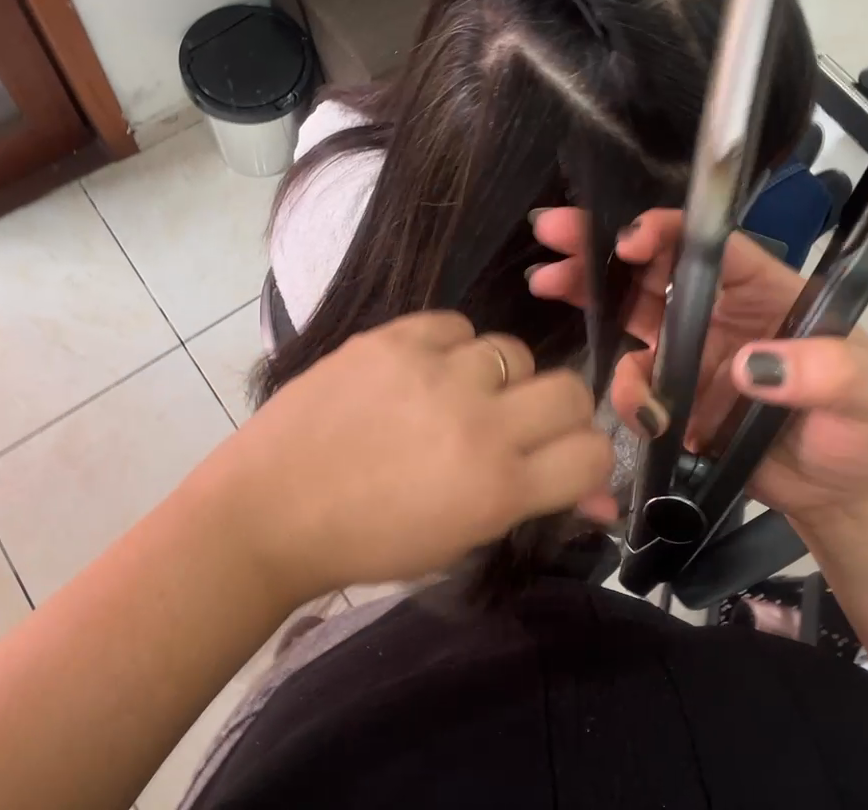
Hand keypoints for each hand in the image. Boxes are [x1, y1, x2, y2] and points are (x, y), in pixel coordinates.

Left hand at [196, 312, 615, 601]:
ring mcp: (433, 372)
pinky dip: (449, 347)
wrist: (270, 509)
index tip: (564, 460)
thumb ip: (528, 508)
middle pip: (570, 390)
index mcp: (497, 488)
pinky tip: (420, 373)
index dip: (588, 457)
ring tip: (455, 397)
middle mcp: (478, 422)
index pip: (594, 453)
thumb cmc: (365, 543)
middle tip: (519, 424)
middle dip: (557, 411)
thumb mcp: (457, 542)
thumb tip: (597, 498)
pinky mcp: (390, 339)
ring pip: (511, 350)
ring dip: (497, 378)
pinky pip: (453, 324)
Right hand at [526, 208, 867, 518]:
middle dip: (601, 246)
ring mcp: (691, 354)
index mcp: (767, 292)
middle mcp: (721, 313)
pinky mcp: (674, 397)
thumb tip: (754, 365)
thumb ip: (832, 374)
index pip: (713, 248)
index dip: (668, 234)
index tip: (629, 239)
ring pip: (629, 314)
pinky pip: (635, 383)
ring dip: (588, 297)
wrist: (845, 497)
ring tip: (548, 285)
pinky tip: (639, 412)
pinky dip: (625, 392)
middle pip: (653, 269)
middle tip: (553, 233)